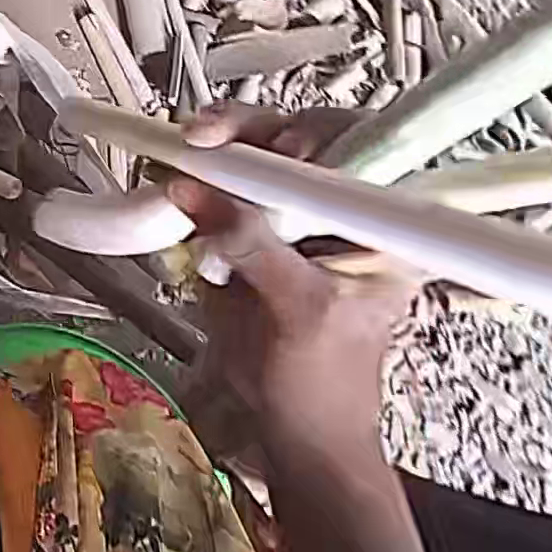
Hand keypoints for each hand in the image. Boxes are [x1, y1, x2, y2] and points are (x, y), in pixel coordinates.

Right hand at [168, 102, 416, 450]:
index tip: (264, 144)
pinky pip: (218, 187)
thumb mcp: (299, 308)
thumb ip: (252, 246)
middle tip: (202, 135)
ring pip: (252, 158)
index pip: (359, 148)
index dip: (312, 131)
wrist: (291, 421)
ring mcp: (288, 214)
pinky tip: (170, 171)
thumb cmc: (322, 378)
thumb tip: (189, 189)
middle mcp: (337, 208)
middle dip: (247, 130)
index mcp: (380, 225)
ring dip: (213, 148)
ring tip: (180, 147)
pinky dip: (192, 176)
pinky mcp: (247, 226)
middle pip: (296, 139)